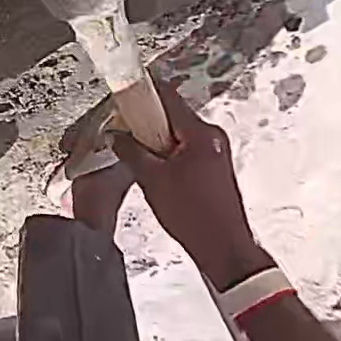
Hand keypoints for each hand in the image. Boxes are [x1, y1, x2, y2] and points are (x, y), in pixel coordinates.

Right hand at [112, 79, 270, 287]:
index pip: (168, 96)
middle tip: (126, 127)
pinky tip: (155, 166)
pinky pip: (186, 144)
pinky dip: (168, 149)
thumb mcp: (151, 179)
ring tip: (139, 152)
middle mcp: (212, 137)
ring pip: (178, 130)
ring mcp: (216, 150)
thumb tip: (116, 136)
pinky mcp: (214, 165)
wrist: (225, 252)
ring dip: (157, 136)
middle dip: (147, 118)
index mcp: (200, 134)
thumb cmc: (194, 217)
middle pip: (172, 113)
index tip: (125, 88)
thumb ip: (130, 150)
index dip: (144, 89)